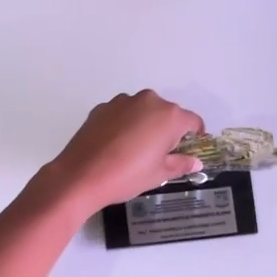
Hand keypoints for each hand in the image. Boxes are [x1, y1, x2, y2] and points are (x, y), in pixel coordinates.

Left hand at [43, 89, 205, 206]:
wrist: (80, 176)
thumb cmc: (127, 176)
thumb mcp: (159, 174)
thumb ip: (181, 164)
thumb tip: (195, 162)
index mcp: (169, 116)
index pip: (192, 121)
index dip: (194, 137)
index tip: (189, 151)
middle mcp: (148, 101)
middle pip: (167, 113)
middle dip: (168, 130)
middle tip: (159, 155)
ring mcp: (122, 102)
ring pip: (143, 111)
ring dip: (145, 125)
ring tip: (135, 151)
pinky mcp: (102, 108)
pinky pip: (122, 114)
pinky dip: (125, 125)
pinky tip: (116, 146)